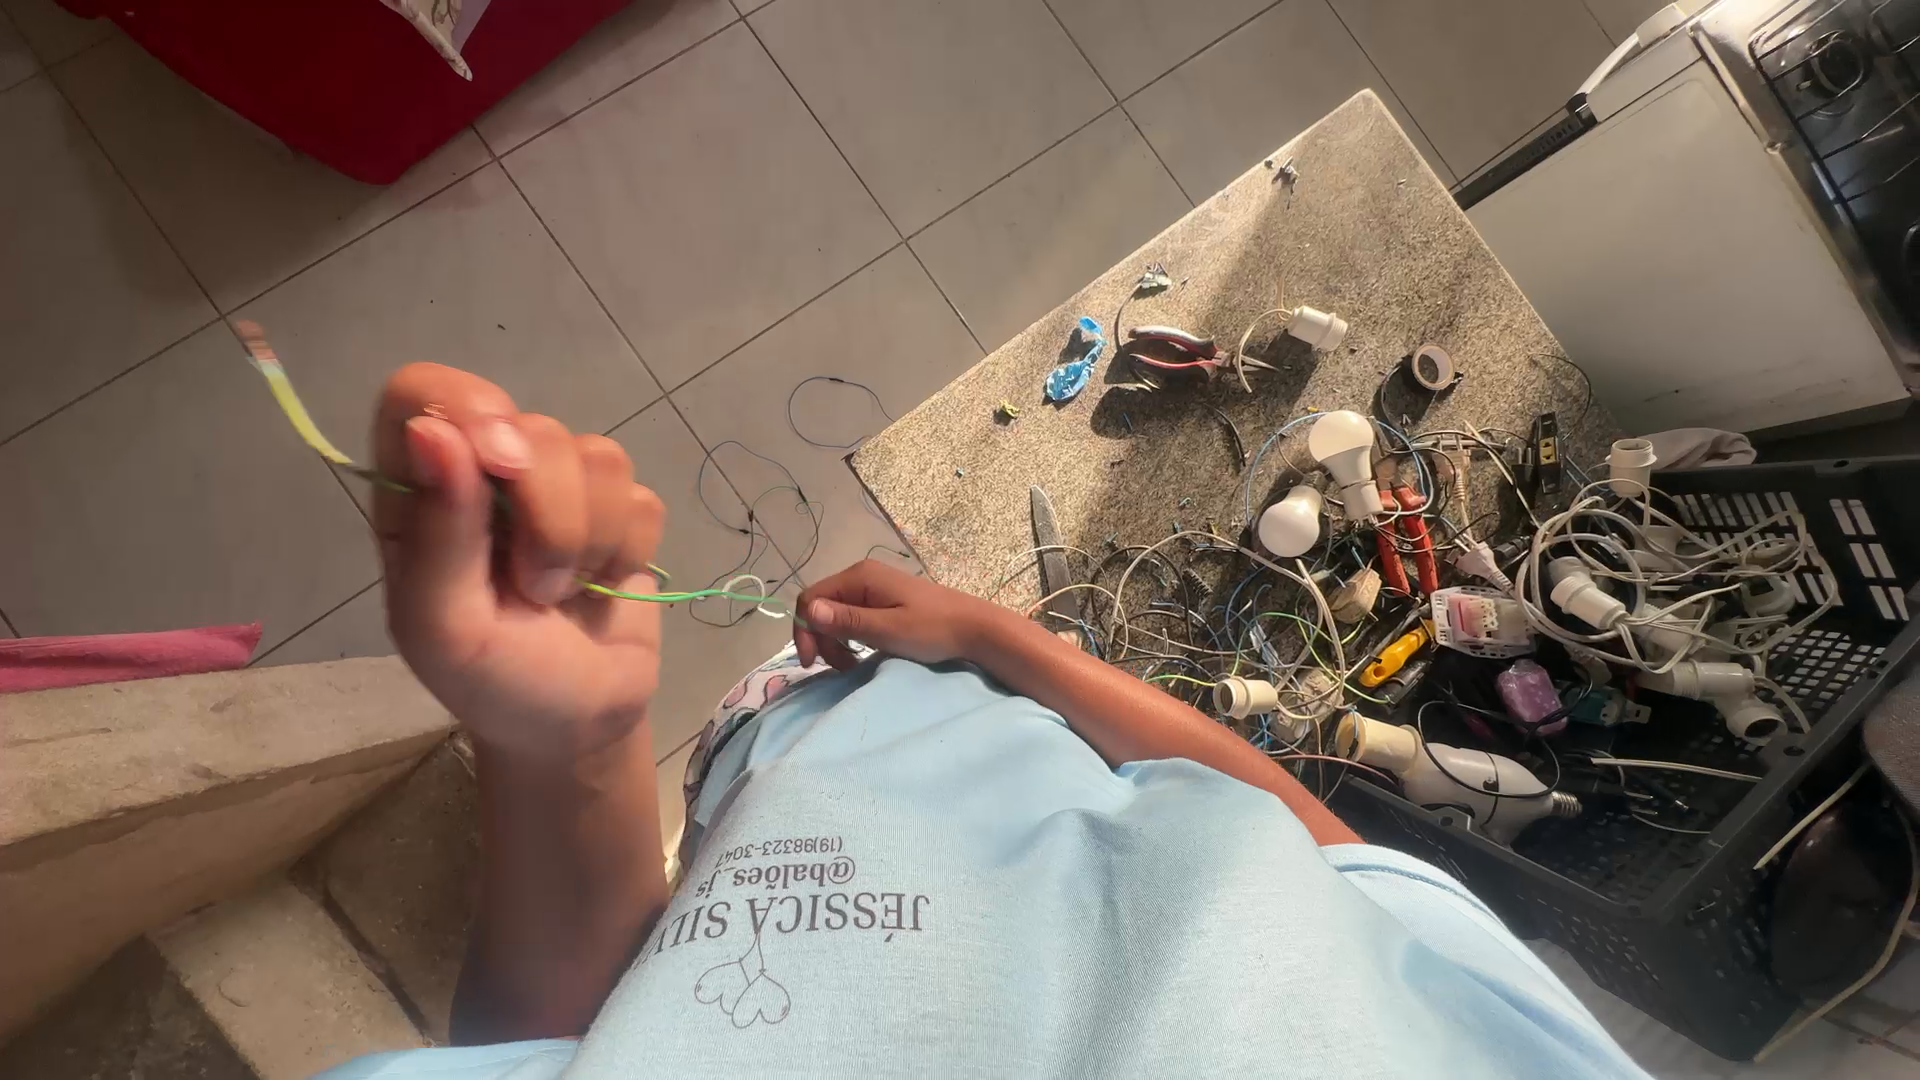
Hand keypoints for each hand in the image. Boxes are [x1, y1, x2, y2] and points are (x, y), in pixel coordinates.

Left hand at [373, 364, 665, 760]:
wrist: (583, 722)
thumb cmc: (496, 684)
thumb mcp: (445, 627)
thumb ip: (440, 533)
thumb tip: (436, 428)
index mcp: (423, 495)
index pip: (428, 392)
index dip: (471, 410)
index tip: (498, 468)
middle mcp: (493, 480)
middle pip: (537, 426)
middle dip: (550, 514)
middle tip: (534, 585)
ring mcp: (565, 495)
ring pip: (603, 456)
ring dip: (592, 539)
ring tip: (566, 590)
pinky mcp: (623, 517)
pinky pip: (644, 497)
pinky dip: (630, 549)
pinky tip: (606, 582)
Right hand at [793, 560, 1008, 670]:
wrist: (974, 628)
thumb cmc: (932, 629)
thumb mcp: (887, 630)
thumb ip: (848, 621)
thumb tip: (809, 610)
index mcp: (860, 577)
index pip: (811, 599)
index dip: (805, 630)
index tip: (814, 663)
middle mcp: (862, 576)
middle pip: (822, 607)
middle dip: (822, 639)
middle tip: (841, 668)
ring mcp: (874, 587)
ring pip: (836, 614)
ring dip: (836, 641)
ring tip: (852, 665)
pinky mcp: (884, 600)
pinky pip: (854, 617)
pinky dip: (851, 637)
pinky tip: (864, 653)